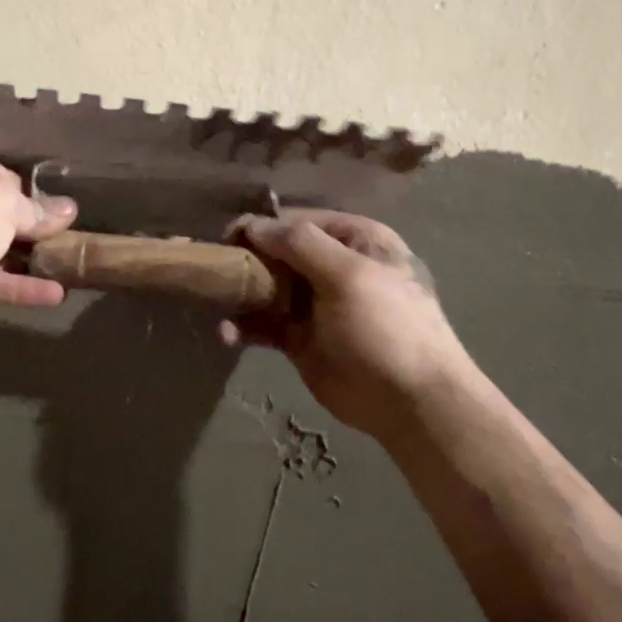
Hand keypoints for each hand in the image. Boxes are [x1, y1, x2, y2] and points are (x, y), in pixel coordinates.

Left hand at [0, 136, 77, 339]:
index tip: (49, 202)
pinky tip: (54, 294)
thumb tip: (67, 209)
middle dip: (24, 223)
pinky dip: (15, 285)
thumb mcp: (3, 202)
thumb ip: (35, 209)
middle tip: (64, 233)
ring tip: (67, 263)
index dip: (19, 186)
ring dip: (24, 257)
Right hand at [225, 210, 476, 438]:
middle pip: (278, 253)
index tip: (227, 238)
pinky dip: (243, 326)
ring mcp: (315, 305)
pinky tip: (227, 334)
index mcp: (355, 241)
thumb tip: (253, 224)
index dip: (263, 226)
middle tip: (213, 272)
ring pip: (266, 288)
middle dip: (245, 260)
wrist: (408, 400)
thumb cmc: (386, 326)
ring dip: (239, 295)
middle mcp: (333, 267)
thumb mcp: (348, 275)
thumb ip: (300, 244)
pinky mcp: (299, 339)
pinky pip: (264, 324)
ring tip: (216, 304)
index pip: (300, 221)